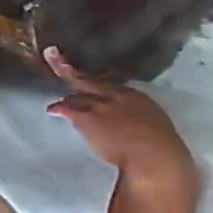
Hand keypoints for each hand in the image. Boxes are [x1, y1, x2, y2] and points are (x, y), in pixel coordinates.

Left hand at [46, 48, 195, 186]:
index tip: (85, 77)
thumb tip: (130, 121)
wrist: (153, 156)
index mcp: (135, 97)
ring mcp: (99, 105)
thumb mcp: (153, 123)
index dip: (95, 81)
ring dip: (67, 100)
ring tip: (57, 104)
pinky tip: (52, 111)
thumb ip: (137, 116)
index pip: (109, 84)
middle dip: (69, 71)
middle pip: (88, 82)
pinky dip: (59, 109)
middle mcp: (114, 96)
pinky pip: (68, 110)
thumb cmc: (161, 146)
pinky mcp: (87, 118)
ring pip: (76, 97)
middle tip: (52, 55)